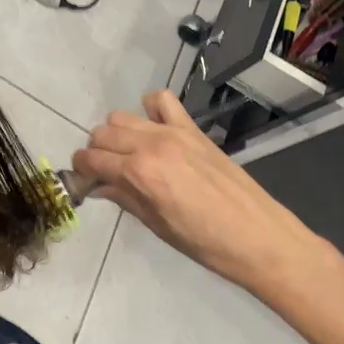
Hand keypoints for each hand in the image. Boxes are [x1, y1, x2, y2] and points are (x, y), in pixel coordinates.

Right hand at [74, 90, 331, 293]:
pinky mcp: (192, 128)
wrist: (262, 239)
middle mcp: (150, 145)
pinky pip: (161, 100)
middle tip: (105, 172)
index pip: (92, 159)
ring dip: (116, 133)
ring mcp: (172, 132)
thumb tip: (98, 186)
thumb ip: (125, 198)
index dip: (81, 169)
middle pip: (102, 132)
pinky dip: (150, 108)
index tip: (83, 180)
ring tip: (127, 153)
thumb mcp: (159, 226)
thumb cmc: (207, 244)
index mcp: (140, 173)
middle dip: (96, 152)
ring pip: (122, 116)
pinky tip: (154, 128)